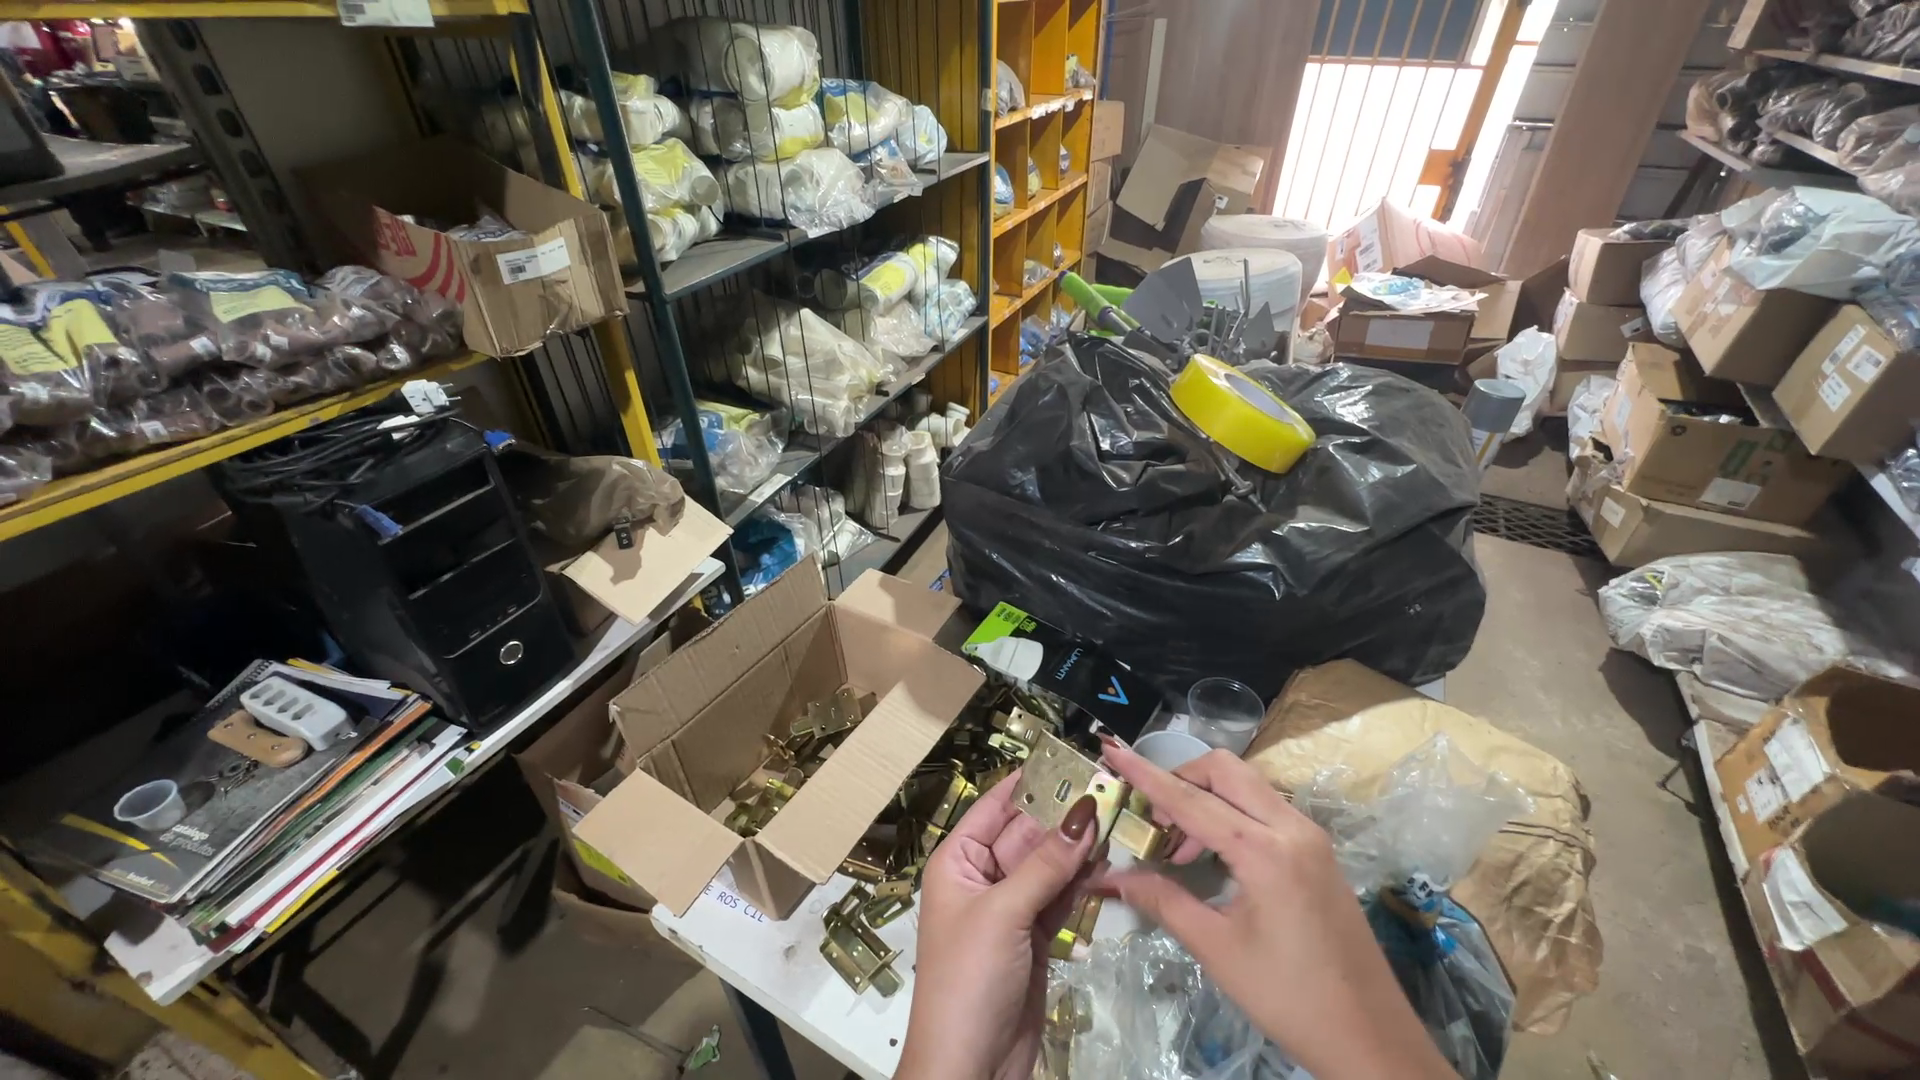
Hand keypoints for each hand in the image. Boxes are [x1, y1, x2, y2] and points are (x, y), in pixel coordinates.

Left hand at [897, 772, 1103, 1079]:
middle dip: (1063, 812)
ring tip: (1118, 812)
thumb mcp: (1003, 913)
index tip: (1066, 756)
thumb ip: (1045, 864)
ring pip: (1050, 863)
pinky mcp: (1037, 935)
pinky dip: (1082, 878)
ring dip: (1079, 844)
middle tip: (1108, 785)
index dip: (1028, 781)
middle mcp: (984, 876)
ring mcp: (1012, 907)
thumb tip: (1084, 811)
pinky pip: (1061, 894)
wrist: (971, 1066)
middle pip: (1027, 832)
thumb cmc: (969, 977)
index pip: (994, 807)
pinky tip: (1109, 856)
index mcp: (958, 861)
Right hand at [1098, 741, 1454, 1079]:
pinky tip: (1211, 856)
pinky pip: (1263, 808)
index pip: (1191, 799)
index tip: (1112, 751)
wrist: (1373, 1040)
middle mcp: (1292, 828)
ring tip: (1177, 847)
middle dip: (1180, 778)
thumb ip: (1162, 900)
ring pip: (1246, 785)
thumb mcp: (1217, 949)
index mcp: (1265, 851)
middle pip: (1225, 770)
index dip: (1145, 774)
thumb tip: (1109, 877)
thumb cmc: (1289, 998)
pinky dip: (1229, 814)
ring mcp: (1310, 837)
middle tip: (1151, 818)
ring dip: (1205, 797)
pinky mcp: (1317, 851)